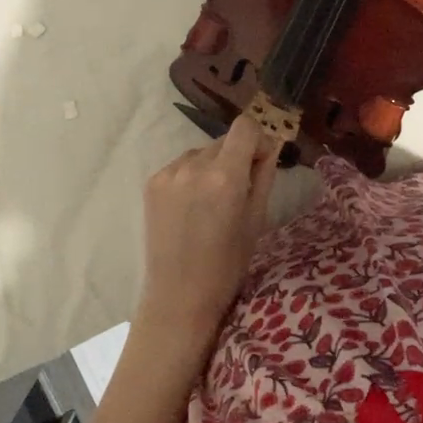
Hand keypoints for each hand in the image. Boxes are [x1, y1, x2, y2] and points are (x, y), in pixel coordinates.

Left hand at [138, 115, 282, 334]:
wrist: (179, 295)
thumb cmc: (227, 265)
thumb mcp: (256, 220)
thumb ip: (264, 176)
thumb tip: (271, 144)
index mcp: (225, 176)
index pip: (245, 127)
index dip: (258, 140)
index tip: (261, 163)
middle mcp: (194, 166)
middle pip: (223, 141)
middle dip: (236, 157)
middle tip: (239, 191)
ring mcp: (168, 173)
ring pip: (201, 153)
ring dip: (212, 167)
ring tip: (211, 204)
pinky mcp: (152, 183)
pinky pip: (180, 167)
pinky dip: (191, 178)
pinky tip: (191, 208)